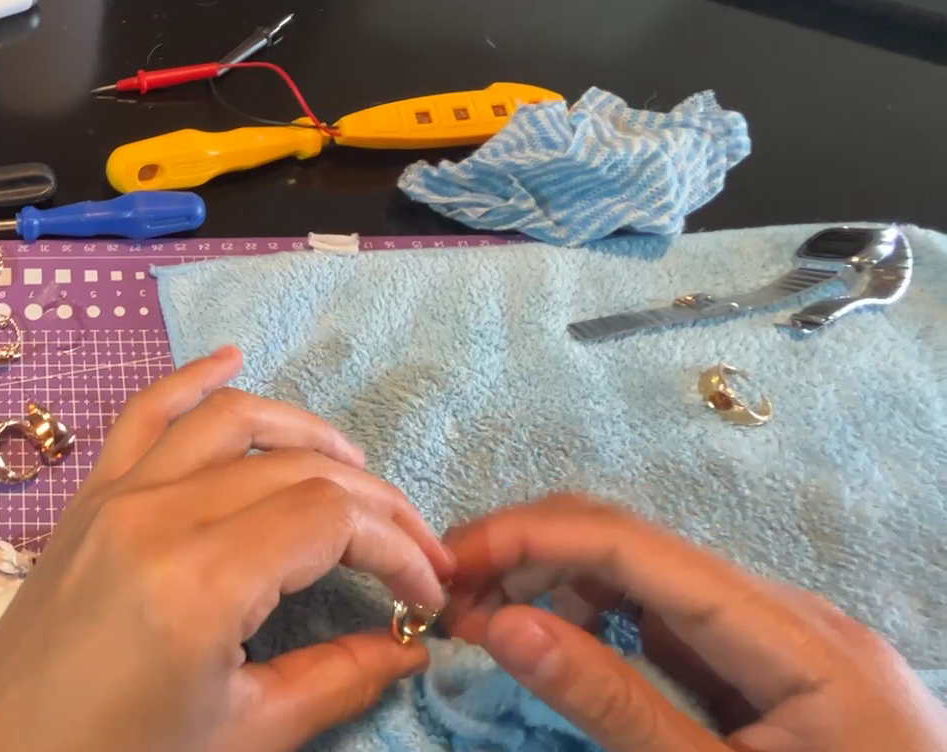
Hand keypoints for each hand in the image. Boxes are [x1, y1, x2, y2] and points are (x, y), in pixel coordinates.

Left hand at [0, 347, 453, 751]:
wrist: (6, 744)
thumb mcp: (244, 735)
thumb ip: (336, 679)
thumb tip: (410, 643)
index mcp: (200, 583)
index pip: (325, 518)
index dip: (394, 544)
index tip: (428, 589)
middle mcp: (157, 514)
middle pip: (288, 466)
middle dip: (368, 498)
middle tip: (411, 541)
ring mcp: (116, 489)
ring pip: (223, 420)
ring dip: (298, 427)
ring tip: (351, 463)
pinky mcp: (90, 488)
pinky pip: (143, 413)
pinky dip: (191, 378)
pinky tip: (231, 358)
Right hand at [444, 494, 946, 751]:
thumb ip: (615, 706)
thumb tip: (498, 623)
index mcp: (797, 637)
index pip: (626, 542)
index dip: (522, 537)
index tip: (446, 567)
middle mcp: (783, 610)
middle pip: (621, 539)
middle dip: (521, 552)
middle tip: (449, 596)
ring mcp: (770, 630)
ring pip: (626, 565)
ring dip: (541, 578)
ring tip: (482, 620)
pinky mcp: (755, 657)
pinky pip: (649, 607)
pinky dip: (580, 610)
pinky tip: (544, 636)